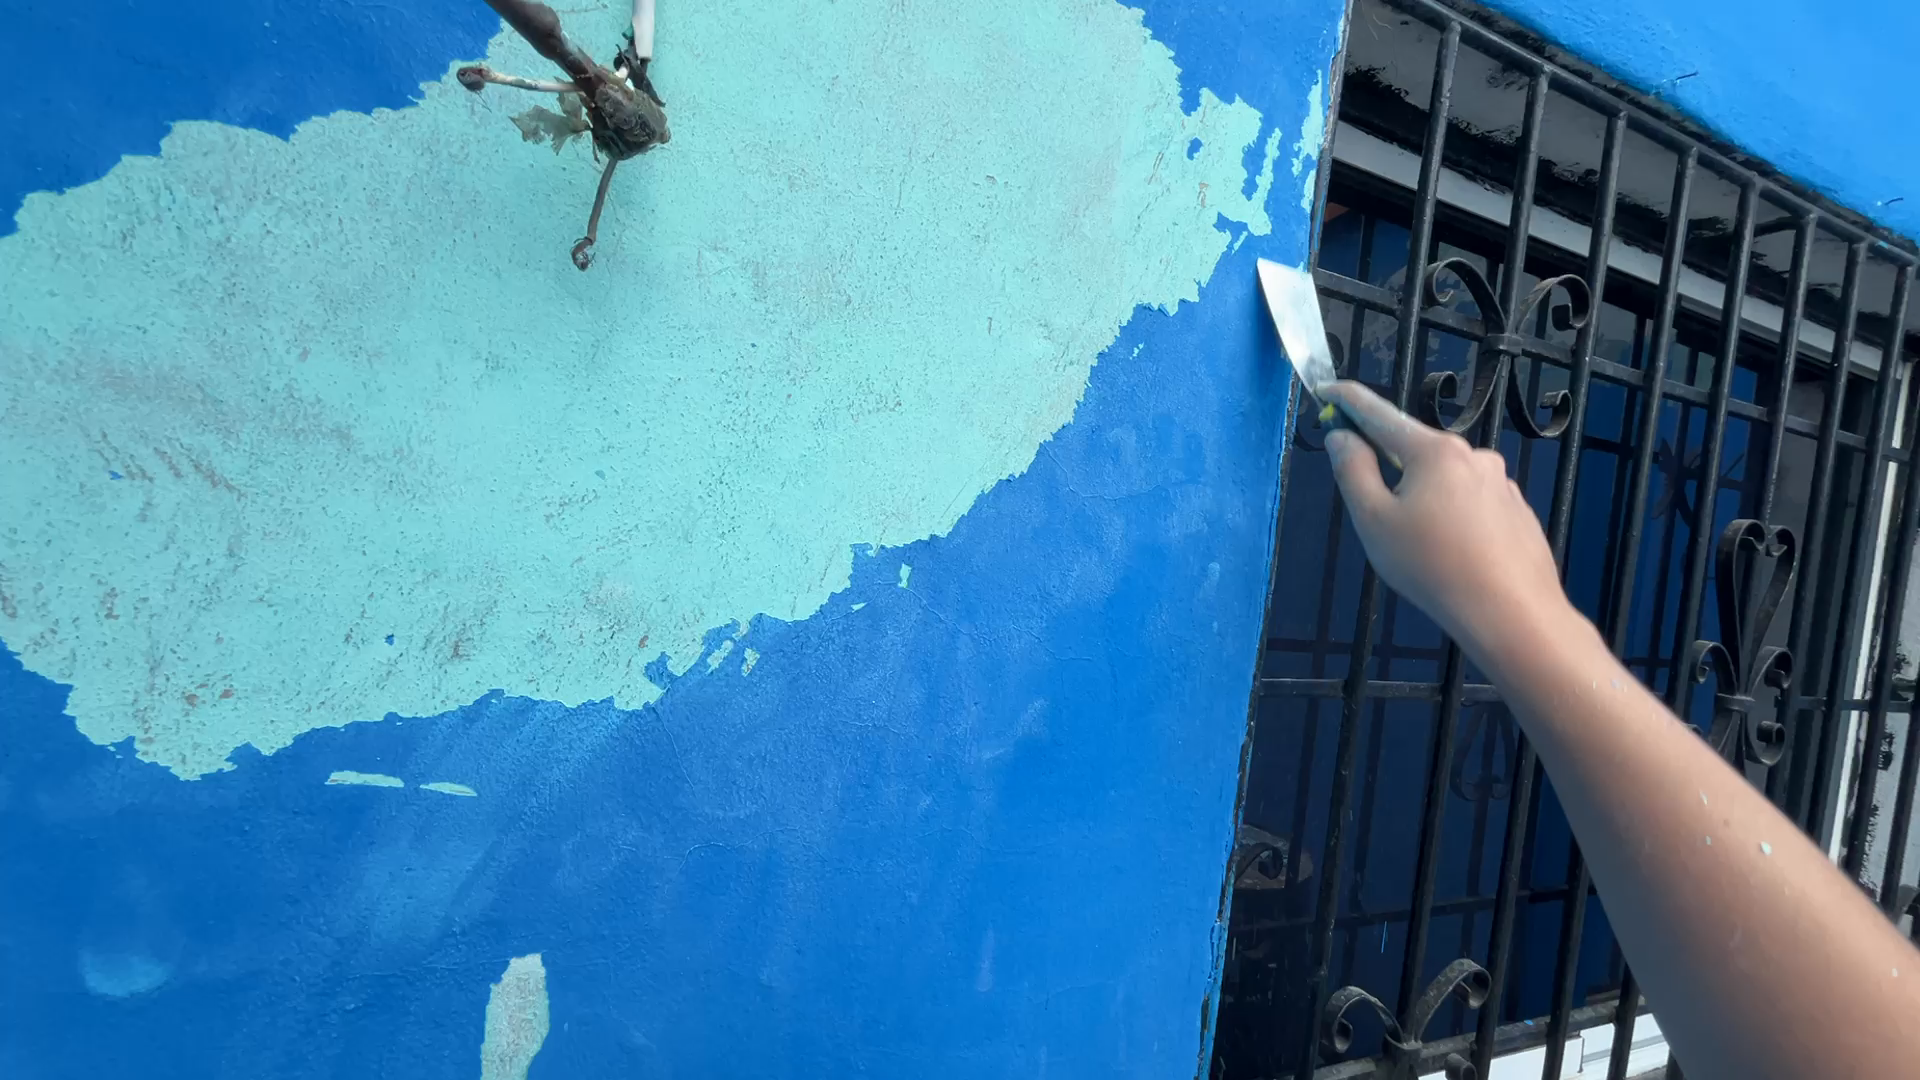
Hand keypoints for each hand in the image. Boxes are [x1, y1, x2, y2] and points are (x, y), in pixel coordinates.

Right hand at [1319, 381, 1570, 656]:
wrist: (1511, 611)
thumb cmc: (1429, 564)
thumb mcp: (1373, 519)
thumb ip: (1353, 471)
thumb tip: (1342, 436)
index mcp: (1433, 451)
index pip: (1380, 414)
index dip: (1349, 400)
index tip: (1325, 387)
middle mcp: (1471, 455)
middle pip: (1412, 450)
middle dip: (1386, 469)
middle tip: (1372, 516)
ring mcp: (1499, 481)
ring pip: (1440, 479)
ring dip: (1417, 497)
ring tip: (1415, 546)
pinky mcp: (1514, 508)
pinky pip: (1466, 500)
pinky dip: (1446, 515)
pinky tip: (1448, 553)